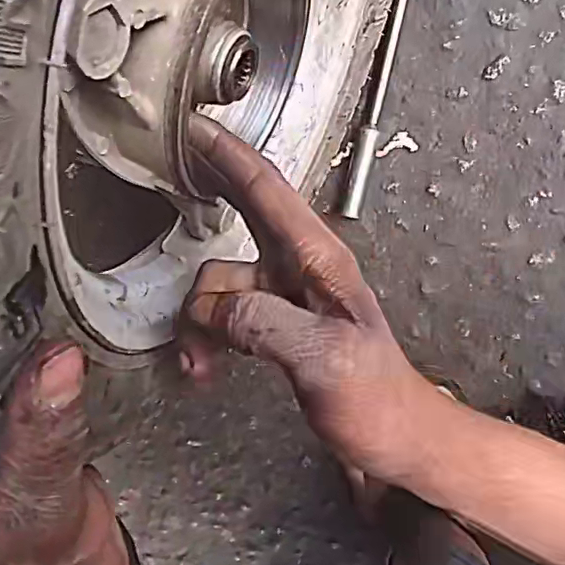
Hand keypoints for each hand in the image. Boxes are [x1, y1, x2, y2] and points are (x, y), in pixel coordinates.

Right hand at [177, 115, 446, 483]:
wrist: (394, 436)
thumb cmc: (378, 399)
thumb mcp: (326, 360)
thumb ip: (267, 324)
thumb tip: (215, 307)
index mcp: (319, 260)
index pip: (268, 191)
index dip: (227, 155)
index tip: (194, 128)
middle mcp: (301, 268)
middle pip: (240, 218)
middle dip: (205, 200)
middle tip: (170, 177)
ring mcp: (287, 295)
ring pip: (221, 284)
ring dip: (200, 319)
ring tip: (201, 360)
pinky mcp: (277, 323)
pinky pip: (226, 315)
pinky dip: (208, 336)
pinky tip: (207, 363)